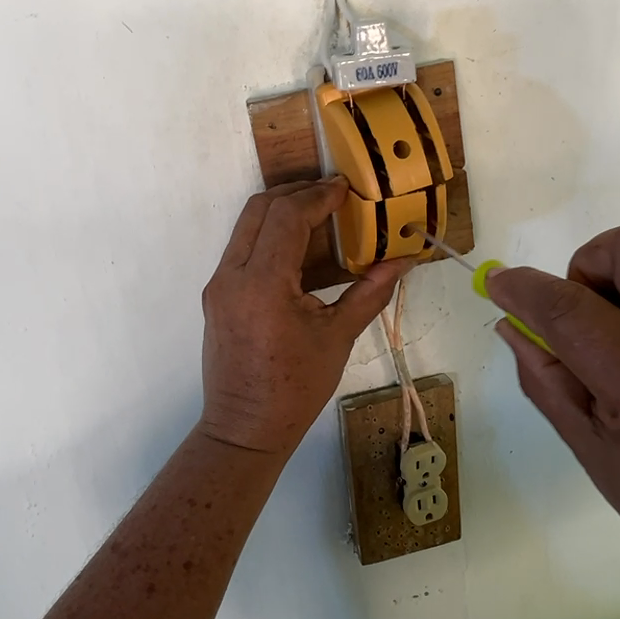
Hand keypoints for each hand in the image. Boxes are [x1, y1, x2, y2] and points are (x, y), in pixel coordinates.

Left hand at [196, 179, 410, 456]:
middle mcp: (232, 276)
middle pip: (259, 209)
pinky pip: (241, 248)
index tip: (346, 189)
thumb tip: (403, 261)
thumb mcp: (338, 338)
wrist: (245, 429)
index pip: (287, 217)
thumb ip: (370, 292)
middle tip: (333, 194)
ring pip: (246, 225)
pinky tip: (299, 246)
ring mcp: (219, 285)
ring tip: (319, 212)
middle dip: (297, 193)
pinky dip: (268, 234)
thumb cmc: (295, 389)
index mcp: (263, 284)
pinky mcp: (216, 295)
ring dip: (280, 211)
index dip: (318, 196)